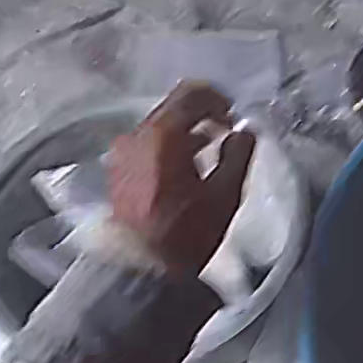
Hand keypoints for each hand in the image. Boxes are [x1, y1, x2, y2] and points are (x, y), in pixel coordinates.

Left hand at [108, 81, 255, 276]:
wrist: (142, 268)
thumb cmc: (187, 233)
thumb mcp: (224, 195)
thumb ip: (238, 155)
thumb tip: (244, 133)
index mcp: (164, 136)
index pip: (191, 94)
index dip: (218, 99)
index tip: (234, 117)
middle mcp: (137, 136)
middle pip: (173, 108)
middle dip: (203, 115)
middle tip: (226, 133)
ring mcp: (123, 152)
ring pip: (160, 125)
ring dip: (186, 132)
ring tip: (209, 153)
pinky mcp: (118, 169)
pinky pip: (148, 143)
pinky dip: (169, 146)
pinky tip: (186, 168)